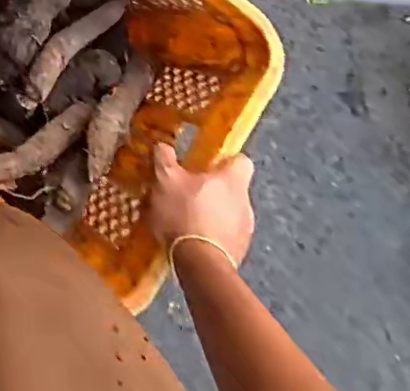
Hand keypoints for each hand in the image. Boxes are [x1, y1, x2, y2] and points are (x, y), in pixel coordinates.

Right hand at [147, 145, 254, 265]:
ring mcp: (245, 230)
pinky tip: (189, 235)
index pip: (241, 160)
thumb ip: (165, 158)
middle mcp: (245, 203)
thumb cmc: (184, 211)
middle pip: (231, 187)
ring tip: (183, 214)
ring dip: (210, 211)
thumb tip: (164, 146)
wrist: (199, 263)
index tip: (205, 161)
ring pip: (228, 211)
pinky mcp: (240, 252)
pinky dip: (210, 232)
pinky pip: (225, 234)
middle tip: (185, 188)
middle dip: (210, 187)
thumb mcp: (165, 177)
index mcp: (232, 181)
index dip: (224, 159)